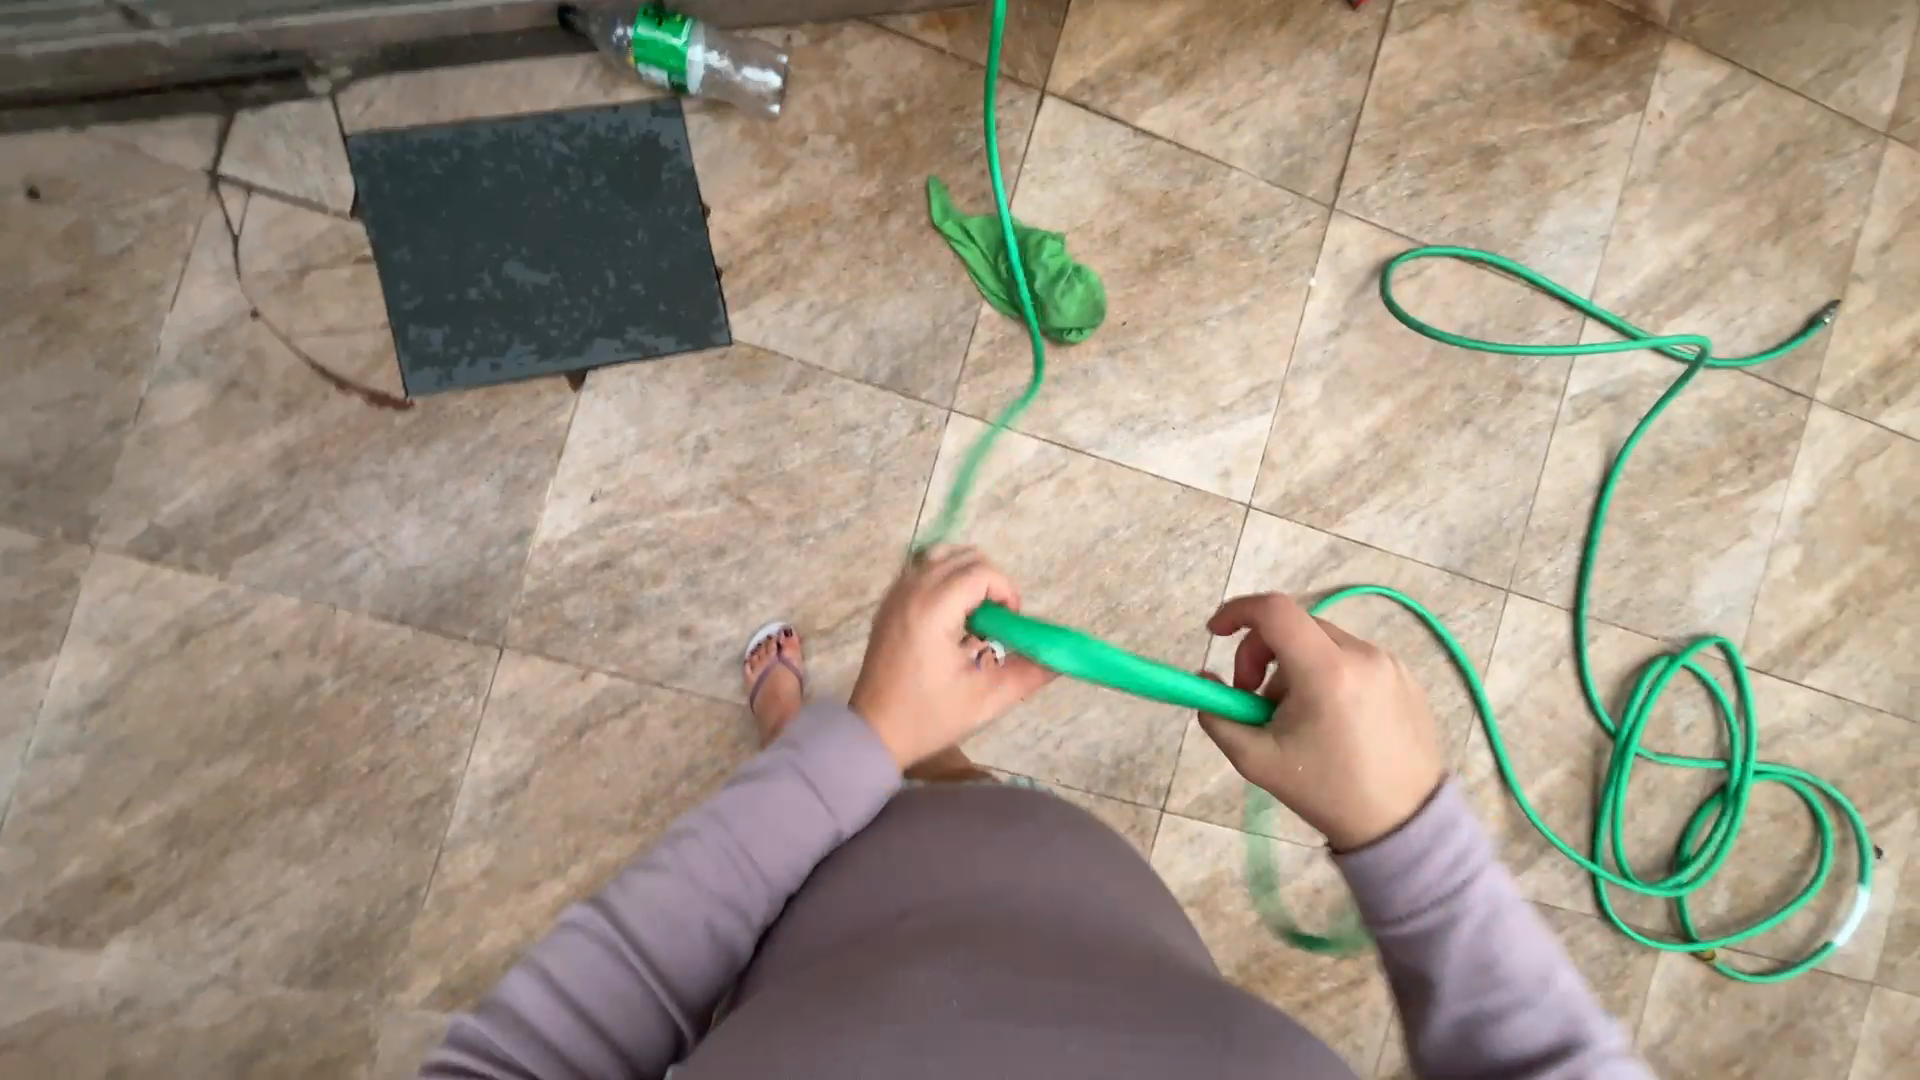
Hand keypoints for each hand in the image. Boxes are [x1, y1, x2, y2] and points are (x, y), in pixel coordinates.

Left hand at [849, 547, 1054, 769]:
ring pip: (939, 556)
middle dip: (989, 582)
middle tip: (997, 621)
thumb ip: (1028, 674)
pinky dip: (943, 579)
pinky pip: (921, 570)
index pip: (980, 572)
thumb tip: (1061, 658)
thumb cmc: (928, 717)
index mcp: (933, 611)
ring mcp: (895, 595)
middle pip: (962, 557)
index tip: (1010, 624)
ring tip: (974, 615)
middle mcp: (911, 592)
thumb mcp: (985, 699)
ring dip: (966, 575)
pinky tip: (951, 617)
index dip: (1005, 591)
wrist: (872, 733)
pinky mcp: (888, 604)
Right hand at [1198, 593, 1443, 850]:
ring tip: (1295, 715)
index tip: (1215, 633)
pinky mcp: (1405, 677)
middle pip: (1292, 625)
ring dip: (1292, 665)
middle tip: (1252, 695)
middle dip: (1259, 652)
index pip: (1273, 610)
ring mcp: (1389, 664)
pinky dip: (1324, 673)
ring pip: (1320, 642)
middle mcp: (1362, 655)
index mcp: (1325, 672)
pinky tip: (1329, 717)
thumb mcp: (1254, 759)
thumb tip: (1206, 679)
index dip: (1236, 611)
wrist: (1406, 826)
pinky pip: (1349, 657)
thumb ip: (1217, 714)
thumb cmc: (1326, 791)